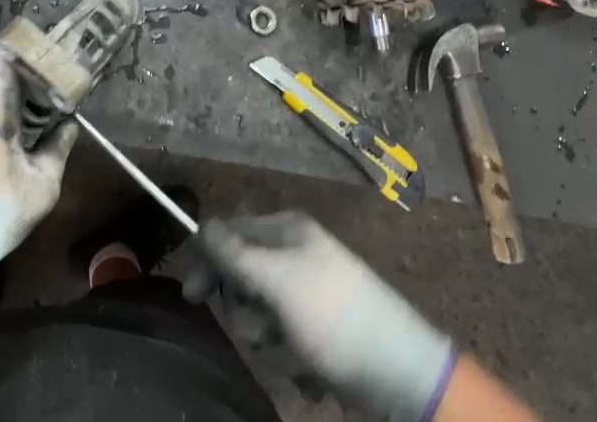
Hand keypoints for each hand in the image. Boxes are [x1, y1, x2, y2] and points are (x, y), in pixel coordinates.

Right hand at [185, 212, 455, 421]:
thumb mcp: (277, 280)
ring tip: (285, 350)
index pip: (231, 233)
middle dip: (244, 306)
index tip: (194, 296)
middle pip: (244, 272)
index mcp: (289, 231)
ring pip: (262, 309)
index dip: (209, 261)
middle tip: (255, 329)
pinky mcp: (323, 327)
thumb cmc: (333, 317)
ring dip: (266, 335)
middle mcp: (298, 254)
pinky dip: (290, 354)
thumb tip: (202, 224)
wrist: (402, 372)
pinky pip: (287, 334)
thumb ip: (234, 253)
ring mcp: (312, 291)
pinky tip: (306, 367)